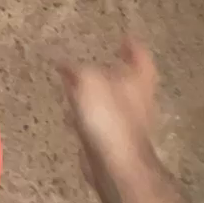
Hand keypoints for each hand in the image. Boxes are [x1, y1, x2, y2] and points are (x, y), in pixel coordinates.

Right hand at [60, 38, 161, 185]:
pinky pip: (98, 117)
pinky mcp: (113, 139)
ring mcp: (127, 122)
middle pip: (127, 79)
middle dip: (112, 69)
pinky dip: (86, 110)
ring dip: (96, 90)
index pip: (140, 57)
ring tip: (76, 80)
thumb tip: (63, 62)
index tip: (124, 36)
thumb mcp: (87, 79)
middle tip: (96, 58)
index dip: (132, 46)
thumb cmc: (108, 117)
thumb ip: (75, 68)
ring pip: (111, 99)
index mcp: (137, 81)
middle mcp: (137, 100)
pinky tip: (72, 109)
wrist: (116, 166)